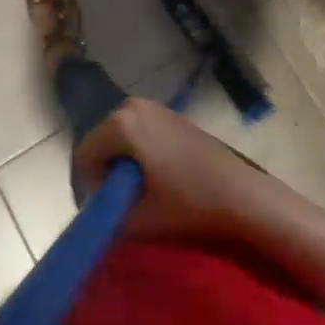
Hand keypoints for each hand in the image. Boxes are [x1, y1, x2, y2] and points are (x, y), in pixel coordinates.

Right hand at [73, 98, 273, 242]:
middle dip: (104, 172)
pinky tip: (156, 176)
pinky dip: (137, 153)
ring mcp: (153, 105)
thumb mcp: (138, 220)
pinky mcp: (169, 113)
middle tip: (120, 202)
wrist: (240, 193)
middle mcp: (132, 105)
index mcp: (121, 124)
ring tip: (139, 192)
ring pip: (118, 137)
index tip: (105, 210)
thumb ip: (105, 213)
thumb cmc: (188, 204)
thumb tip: (95, 205)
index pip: (84, 155)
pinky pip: (137, 132)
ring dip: (121, 163)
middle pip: (100, 142)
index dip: (87, 186)